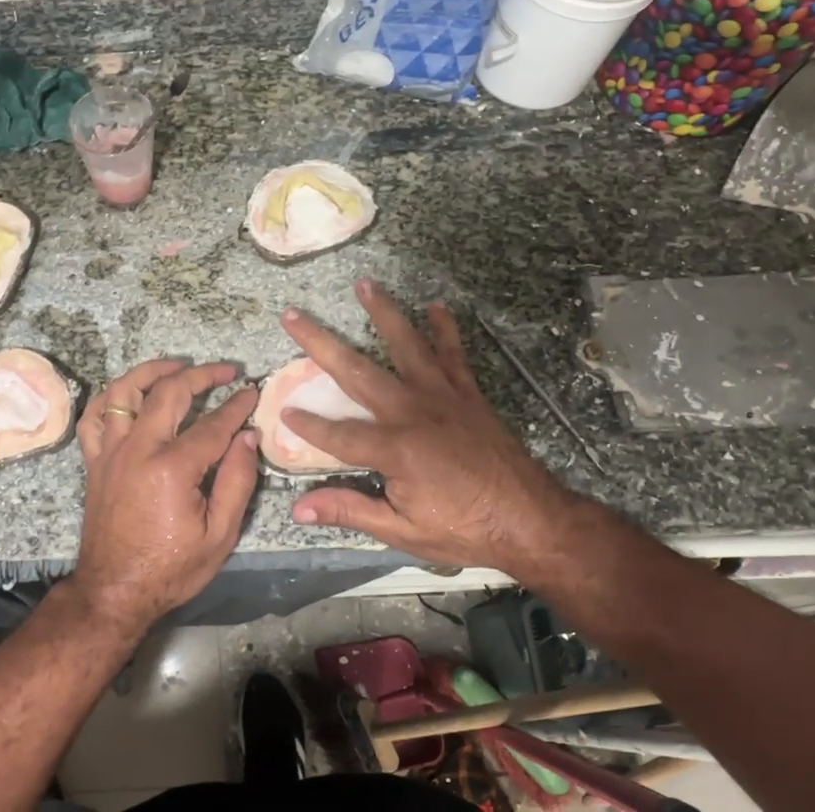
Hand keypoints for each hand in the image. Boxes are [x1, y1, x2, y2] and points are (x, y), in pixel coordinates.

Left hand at [72, 358, 260, 632]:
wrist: (115, 591)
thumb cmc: (171, 568)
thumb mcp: (219, 535)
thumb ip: (237, 481)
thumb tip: (248, 437)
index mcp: (172, 469)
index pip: (212, 424)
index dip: (236, 405)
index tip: (253, 391)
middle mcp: (137, 450)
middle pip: (168, 393)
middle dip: (201, 374)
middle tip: (226, 370)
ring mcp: (110, 452)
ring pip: (124, 392)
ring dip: (151, 371)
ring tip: (177, 366)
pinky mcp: (94, 461)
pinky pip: (94, 416)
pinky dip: (110, 397)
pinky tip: (130, 392)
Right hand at [281, 280, 581, 572]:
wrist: (531, 520)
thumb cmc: (465, 529)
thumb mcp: (402, 531)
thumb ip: (349, 510)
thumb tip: (299, 508)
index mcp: (394, 448)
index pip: (337, 434)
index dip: (308, 425)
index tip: (283, 412)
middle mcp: (412, 411)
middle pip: (356, 371)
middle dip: (320, 343)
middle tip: (292, 316)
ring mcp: (442, 396)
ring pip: (405, 345)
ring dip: (383, 312)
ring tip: (364, 284)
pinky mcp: (467, 394)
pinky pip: (453, 353)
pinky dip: (444, 328)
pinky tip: (435, 305)